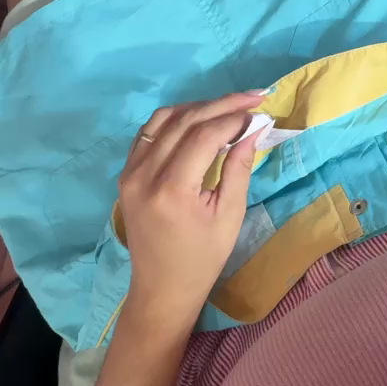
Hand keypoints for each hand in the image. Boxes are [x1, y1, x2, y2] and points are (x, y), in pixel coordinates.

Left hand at [116, 92, 263, 329]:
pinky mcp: (126, 173)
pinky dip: (175, 119)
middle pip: (185, 120)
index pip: (205, 135)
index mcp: (172, 190)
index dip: (234, 118)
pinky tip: (199, 119)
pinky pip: (149, 132)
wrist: (162, 288)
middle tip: (253, 97)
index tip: (260, 113)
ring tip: (229, 108)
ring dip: (198, 107)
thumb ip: (239, 168)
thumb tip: (253, 129)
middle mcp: (144, 174)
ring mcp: (130, 172)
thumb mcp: (230, 215)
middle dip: (222, 105)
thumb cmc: (203, 258)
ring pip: (164, 119)